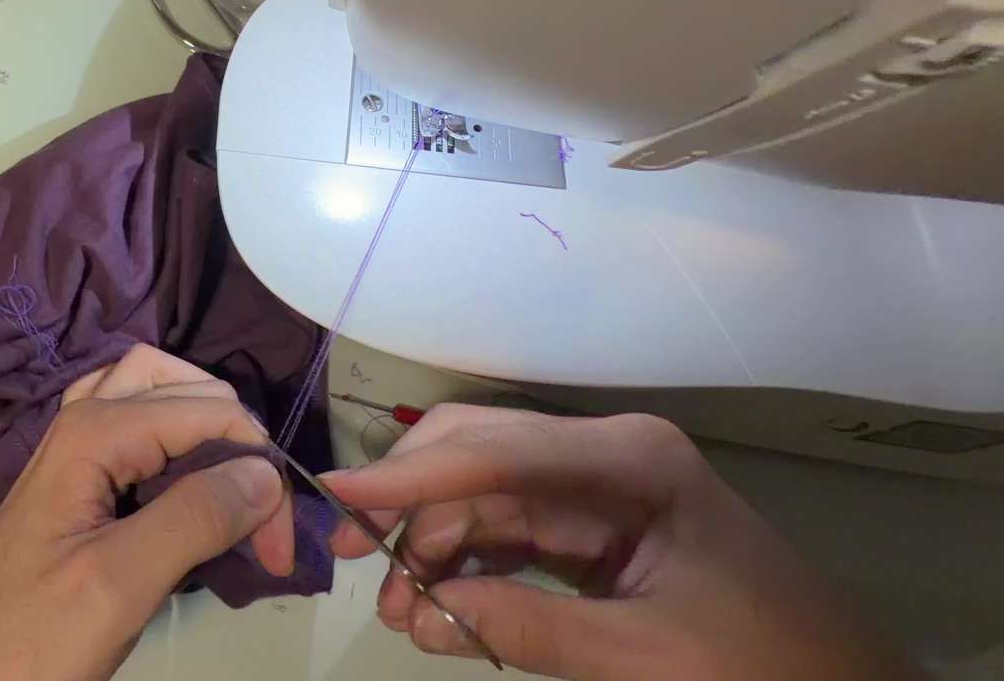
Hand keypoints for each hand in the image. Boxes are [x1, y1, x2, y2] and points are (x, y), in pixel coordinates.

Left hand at [0, 346, 292, 680]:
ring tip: (235, 485)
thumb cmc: (30, 633)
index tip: (282, 549)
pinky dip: (174, 432)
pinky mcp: (76, 470)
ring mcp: (75, 440)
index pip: (207, 412)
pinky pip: (134, 420)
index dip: (256, 469)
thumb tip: (264, 472)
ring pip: (155, 388)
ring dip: (204, 420)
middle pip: (183, 387)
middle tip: (264, 520)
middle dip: (237, 438)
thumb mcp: (117, 584)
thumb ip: (192, 519)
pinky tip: (189, 475)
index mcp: (94, 431)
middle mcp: (84, 417)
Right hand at [323, 405, 928, 680]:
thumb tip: (422, 609)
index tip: (337, 495)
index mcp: (625, 460)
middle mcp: (593, 454)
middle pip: (470, 454)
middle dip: (404, 501)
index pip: (493, 452)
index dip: (408, 474)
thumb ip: (531, 630)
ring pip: (473, 493)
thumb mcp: (655, 661)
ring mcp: (583, 486)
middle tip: (350, 552)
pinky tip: (432, 607)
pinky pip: (497, 530)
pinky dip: (459, 565)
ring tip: (396, 611)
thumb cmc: (773, 669)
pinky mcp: (578, 522)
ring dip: (427, 545)